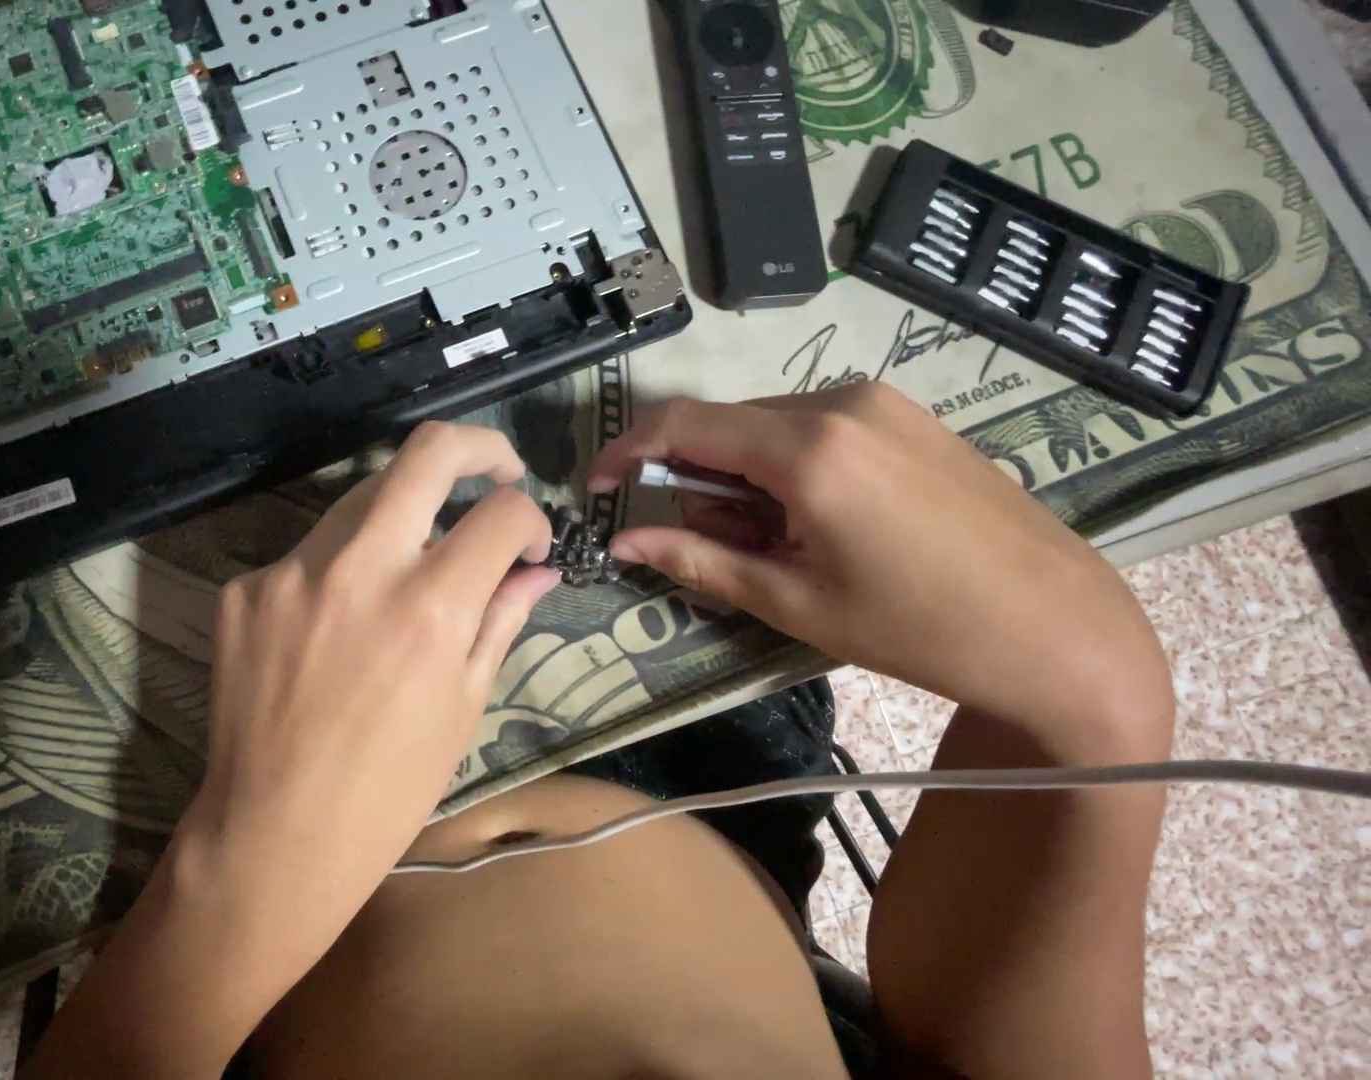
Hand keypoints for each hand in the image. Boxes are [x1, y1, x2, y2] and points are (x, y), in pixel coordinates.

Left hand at [185, 419, 559, 951]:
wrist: (276, 835)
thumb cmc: (390, 788)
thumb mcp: (464, 705)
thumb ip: (502, 618)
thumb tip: (539, 569)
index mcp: (430, 609)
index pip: (501, 513)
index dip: (530, 520)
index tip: (527, 545)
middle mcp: (360, 569)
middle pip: (427, 451)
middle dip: (478, 447)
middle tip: (497, 469)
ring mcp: (292, 572)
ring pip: (361, 497)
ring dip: (402, 514)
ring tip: (411, 564)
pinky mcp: (245, 587)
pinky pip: (309, 554)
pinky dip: (340, 570)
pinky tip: (336, 625)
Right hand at [589, 384, 1169, 740]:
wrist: (1058, 628)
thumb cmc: (915, 627)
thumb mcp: (790, 600)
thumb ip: (695, 558)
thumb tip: (621, 539)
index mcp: (808, 449)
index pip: (682, 423)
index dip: (626, 450)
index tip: (598, 486)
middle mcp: (840, 403)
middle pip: (723, 422)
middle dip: (693, 475)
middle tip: (710, 542)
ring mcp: (880, 402)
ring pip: (765, 423)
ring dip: (740, 473)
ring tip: (775, 541)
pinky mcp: (905, 414)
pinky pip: (811, 424)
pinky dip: (784, 464)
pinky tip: (815, 518)